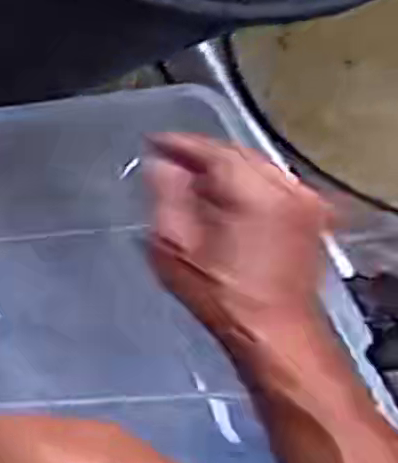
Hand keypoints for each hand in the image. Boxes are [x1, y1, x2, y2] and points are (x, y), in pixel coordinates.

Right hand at [145, 132, 332, 344]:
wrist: (268, 321)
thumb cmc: (214, 287)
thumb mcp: (171, 241)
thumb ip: (167, 196)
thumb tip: (161, 167)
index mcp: (255, 196)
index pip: (217, 152)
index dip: (180, 143)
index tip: (152, 141)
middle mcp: (290, 194)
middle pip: (243, 155)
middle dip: (202, 151)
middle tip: (164, 153)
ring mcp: (307, 207)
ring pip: (260, 167)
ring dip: (222, 165)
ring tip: (185, 170)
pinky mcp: (310, 219)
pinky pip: (273, 183)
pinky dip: (242, 178)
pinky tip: (217, 189)